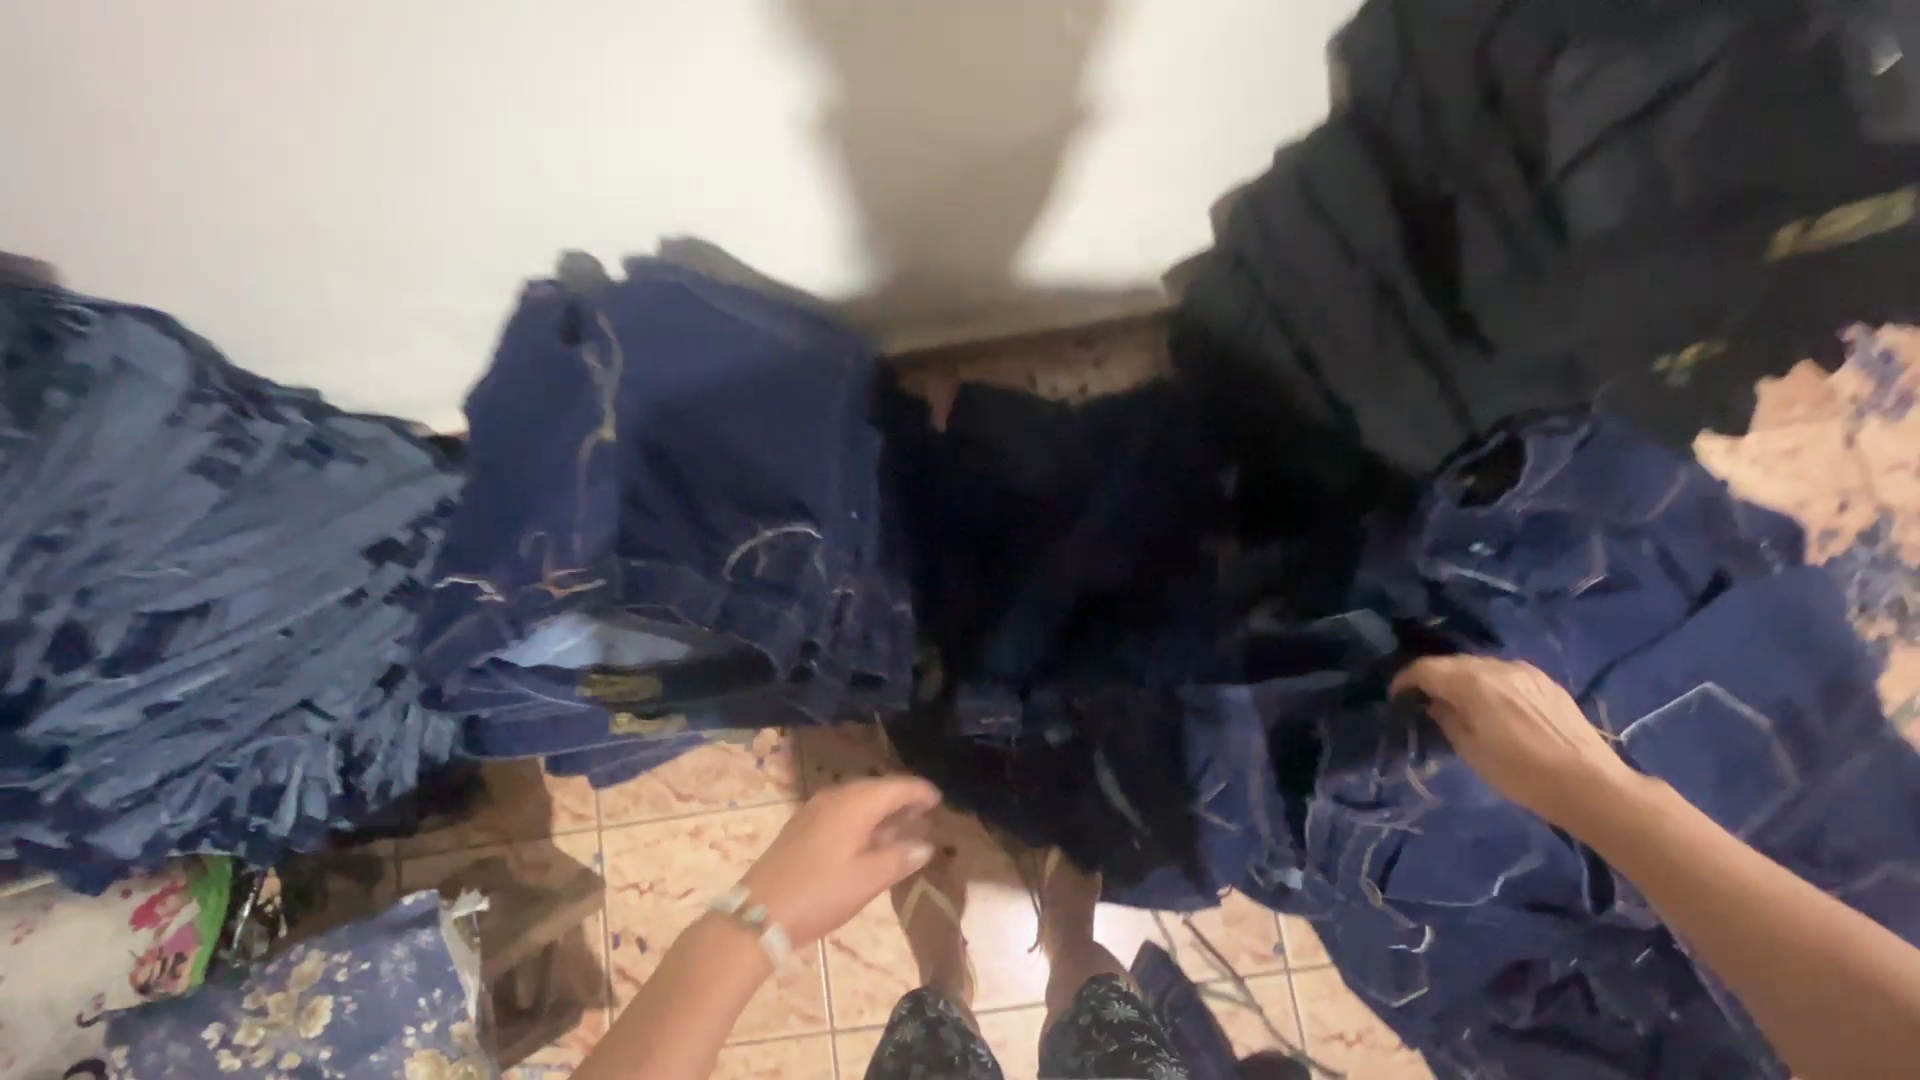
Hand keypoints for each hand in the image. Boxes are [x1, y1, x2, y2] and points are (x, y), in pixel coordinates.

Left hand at [738, 777, 942, 946]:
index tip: (939, 800)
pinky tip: (870, 842)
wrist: (757, 914)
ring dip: (882, 813)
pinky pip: (842, 813)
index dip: (920, 792)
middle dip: (902, 801)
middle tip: (925, 816)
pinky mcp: (803, 827)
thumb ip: (899, 859)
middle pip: (877, 790)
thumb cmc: (818, 894)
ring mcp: (815, 811)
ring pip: (858, 802)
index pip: (896, 787)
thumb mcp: (866, 880)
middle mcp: (835, 798)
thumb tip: (925, 845)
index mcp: (854, 804)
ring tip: (904, 829)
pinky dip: (863, 821)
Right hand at [1391, 656, 1640, 827]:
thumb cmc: (1521, 772)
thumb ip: (1446, 718)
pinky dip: (1488, 683)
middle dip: (1433, 678)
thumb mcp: (1470, 749)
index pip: (1425, 668)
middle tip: (1424, 700)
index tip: (1397, 698)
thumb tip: (1434, 704)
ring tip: (1458, 702)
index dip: (1405, 680)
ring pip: (1479, 666)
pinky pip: (1504, 674)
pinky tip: (1492, 705)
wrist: (1590, 784)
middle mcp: (1497, 667)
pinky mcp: (1545, 682)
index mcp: (1472, 682)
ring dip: (1462, 679)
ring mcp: (1525, 672)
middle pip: (1452, 663)